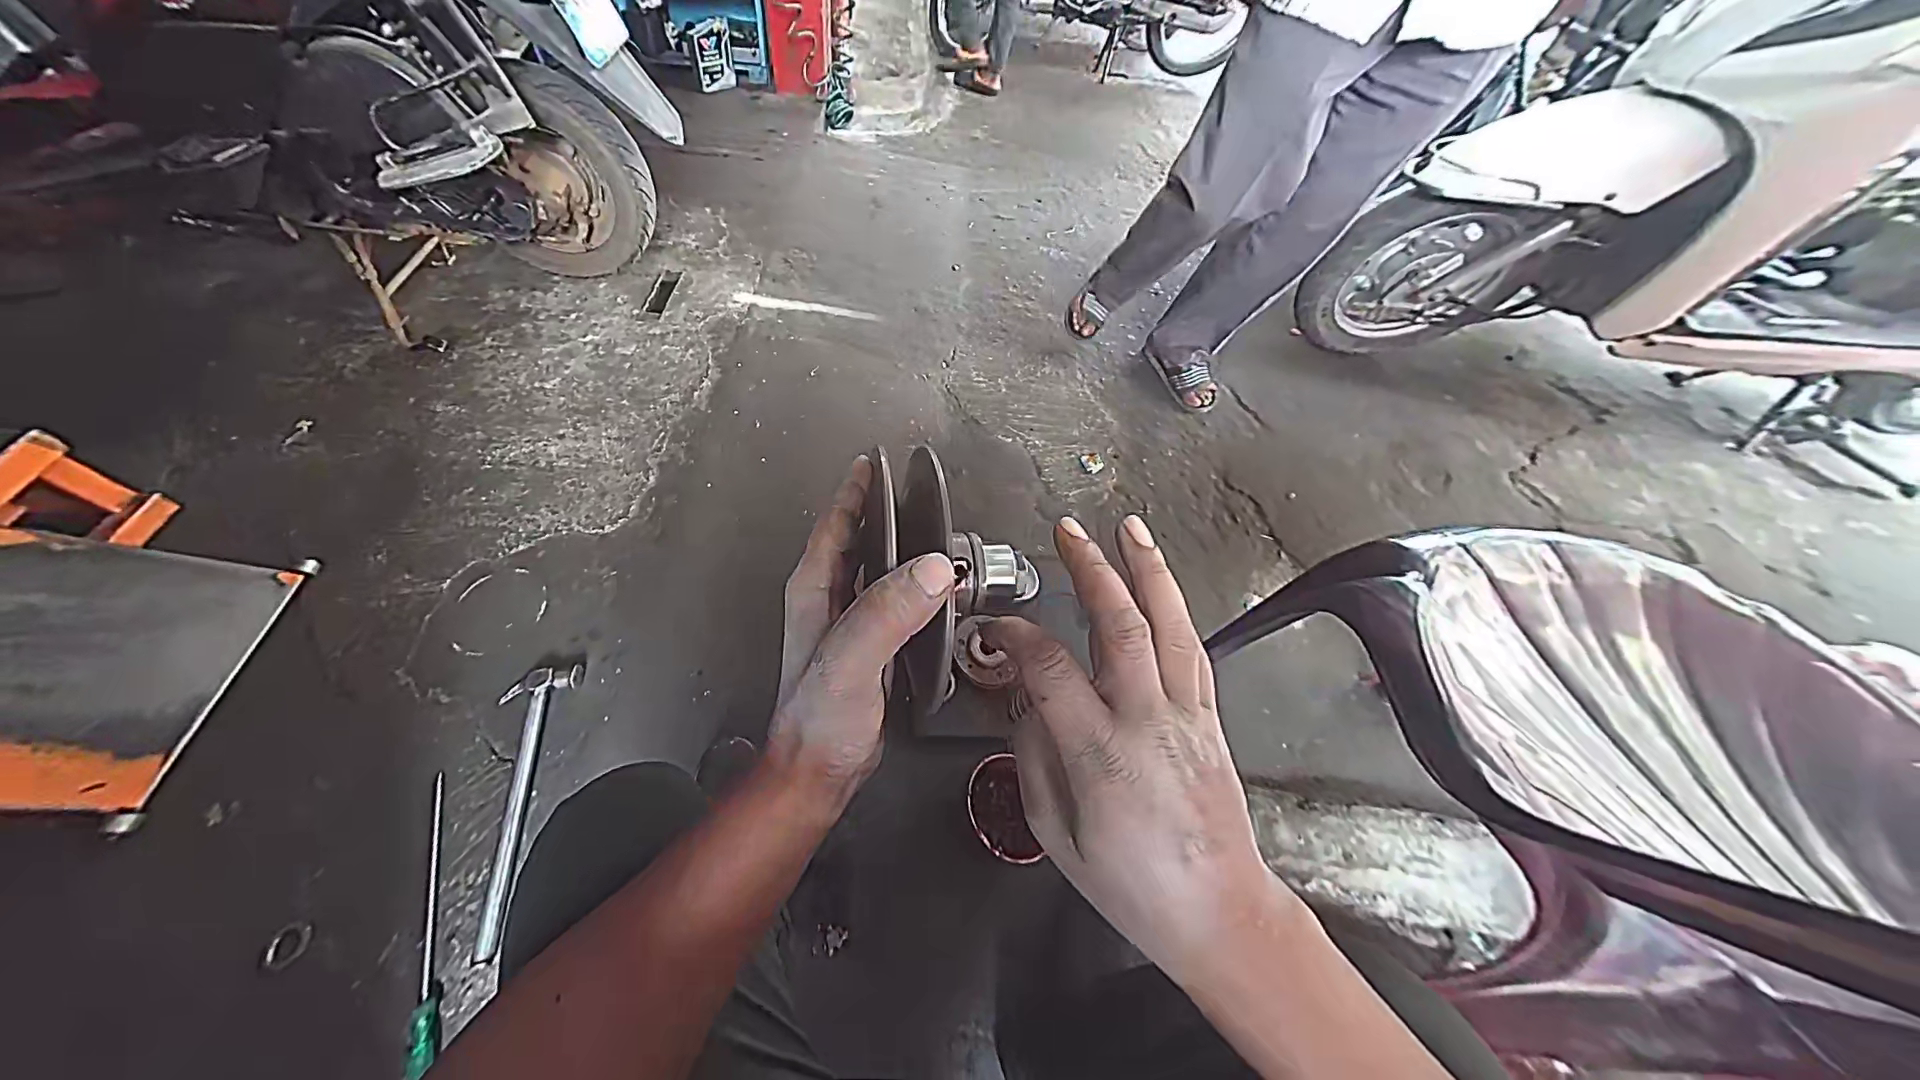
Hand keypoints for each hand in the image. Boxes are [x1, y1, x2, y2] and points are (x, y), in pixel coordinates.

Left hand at [766, 455, 954, 799]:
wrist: (820, 769)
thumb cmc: (818, 723)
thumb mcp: (851, 660)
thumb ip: (887, 612)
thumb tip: (931, 570)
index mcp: (816, 592)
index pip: (835, 525)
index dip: (854, 491)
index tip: (872, 464)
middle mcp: (829, 602)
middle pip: (855, 540)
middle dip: (878, 512)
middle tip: (904, 491)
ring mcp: (849, 623)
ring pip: (875, 569)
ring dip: (899, 549)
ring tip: (925, 532)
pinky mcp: (870, 646)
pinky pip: (893, 600)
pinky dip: (913, 586)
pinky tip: (931, 589)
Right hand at [984, 515, 1294, 980]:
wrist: (1220, 914)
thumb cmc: (1137, 887)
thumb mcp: (1057, 833)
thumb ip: (1033, 757)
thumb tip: (1026, 705)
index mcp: (1101, 754)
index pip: (1050, 667)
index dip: (1017, 635)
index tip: (999, 628)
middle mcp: (1148, 723)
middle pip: (1118, 624)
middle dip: (1091, 568)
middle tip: (1069, 534)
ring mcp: (1186, 716)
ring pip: (1168, 624)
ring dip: (1147, 570)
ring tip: (1130, 530)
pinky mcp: (1209, 719)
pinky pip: (1192, 649)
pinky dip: (1175, 608)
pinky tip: (1162, 588)